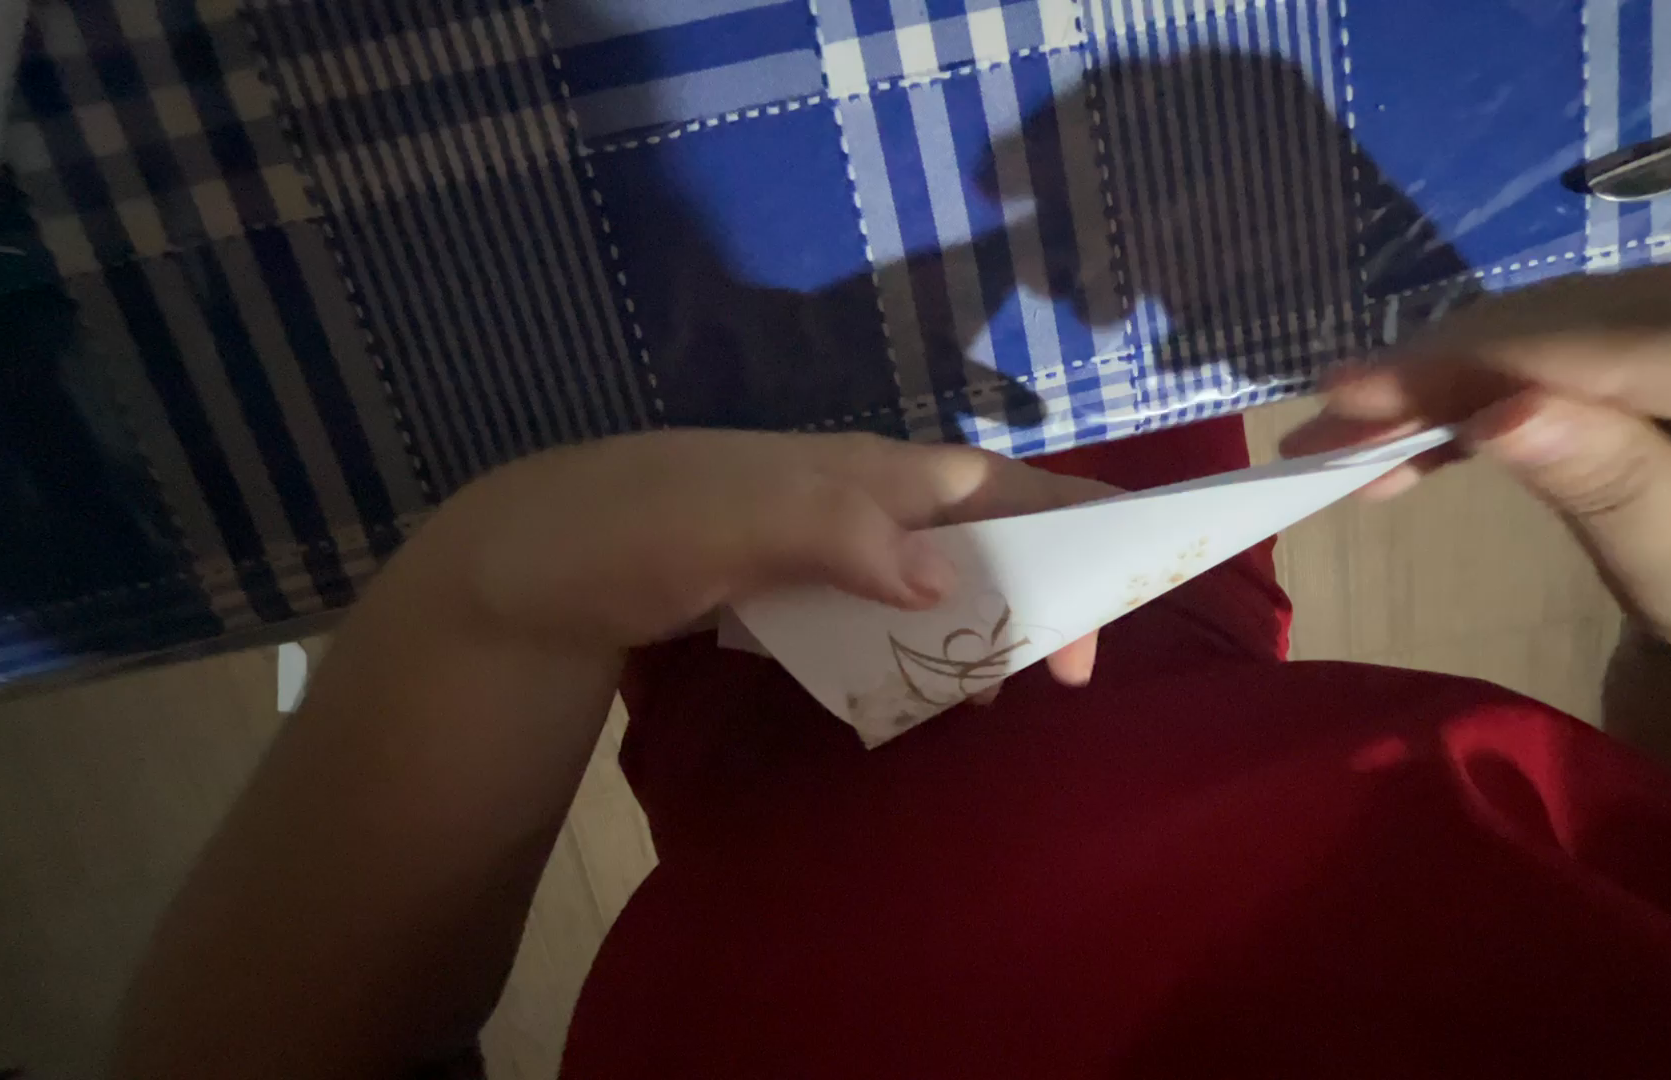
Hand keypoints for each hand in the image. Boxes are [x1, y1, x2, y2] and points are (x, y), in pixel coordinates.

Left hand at [398, 429, 1113, 681]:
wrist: (547, 563)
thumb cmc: (643, 522)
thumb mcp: (736, 518)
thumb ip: (839, 532)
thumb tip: (943, 581)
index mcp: (870, 473)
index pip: (996, 486)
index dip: (1068, 520)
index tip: (1122, 576)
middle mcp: (869, 504)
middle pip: (984, 534)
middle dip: (1043, 585)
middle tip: (1067, 668)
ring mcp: (840, 549)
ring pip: (946, 577)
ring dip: (990, 623)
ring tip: (1015, 684)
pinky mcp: (811, 590)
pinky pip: (896, 615)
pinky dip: (930, 648)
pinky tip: (937, 688)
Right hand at [1282, 243, 1670, 854]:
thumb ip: (1624, 496)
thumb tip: (1501, 414)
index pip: (1617, 344)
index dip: (1468, 361)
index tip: (1340, 390)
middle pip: (1571, 319)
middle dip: (1431, 372)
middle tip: (1320, 430)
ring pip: (1551, 324)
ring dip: (1440, 382)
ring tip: (1348, 438)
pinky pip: (1565, 343)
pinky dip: (1479, 391)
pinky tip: (1418, 437)